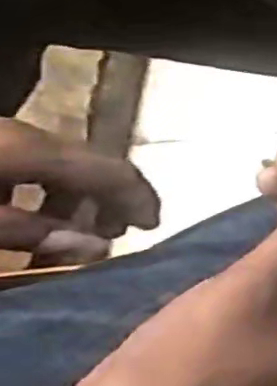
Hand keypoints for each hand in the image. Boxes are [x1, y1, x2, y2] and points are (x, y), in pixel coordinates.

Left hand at [0, 118, 158, 262]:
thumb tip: (98, 249)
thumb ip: (32, 232)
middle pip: (92, 168)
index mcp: (43, 150)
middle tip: (108, 237)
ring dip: (72, 199)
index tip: (153, 227)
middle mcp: (38, 137)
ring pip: (61, 167)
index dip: (139, 199)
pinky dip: (42, 191)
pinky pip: (32, 165)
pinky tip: (26, 212)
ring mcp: (10, 138)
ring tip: (68, 231)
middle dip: (105, 203)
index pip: (116, 172)